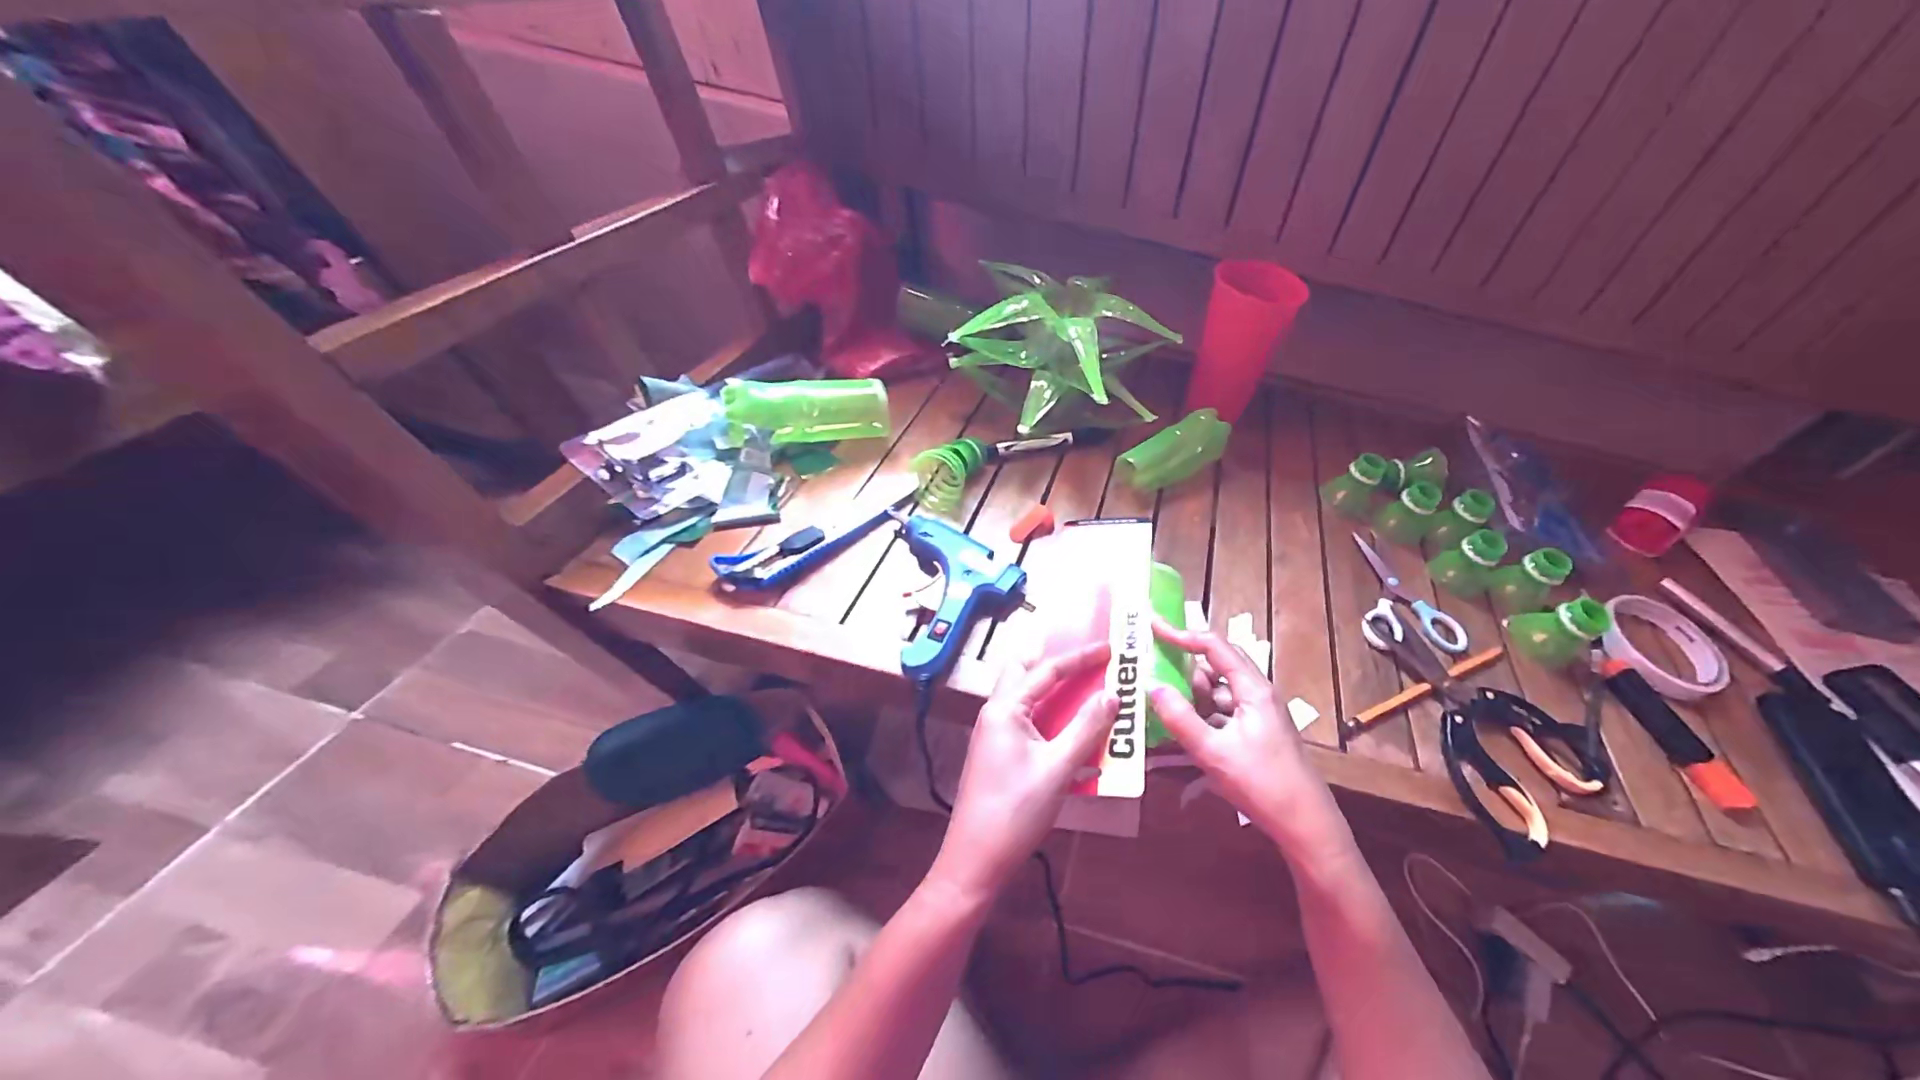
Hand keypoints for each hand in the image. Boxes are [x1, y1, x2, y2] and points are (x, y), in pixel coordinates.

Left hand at [928, 642, 1117, 903]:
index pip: (1046, 670)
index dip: (1080, 657)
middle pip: (1024, 672)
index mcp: (1005, 709)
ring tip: (1086, 688)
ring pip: (1026, 698)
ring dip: (1054, 690)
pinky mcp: (999, 754)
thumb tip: (1112, 695)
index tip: (1110, 648)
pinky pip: (1027, 722)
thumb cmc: (1015, 811)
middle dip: (1054, 661)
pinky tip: (1074, 732)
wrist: (977, 859)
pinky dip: (1051, 718)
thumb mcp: (1058, 768)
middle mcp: (995, 713)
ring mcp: (994, 734)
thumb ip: (1086, 728)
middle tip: (1086, 660)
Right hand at [1147, 620, 1346, 858]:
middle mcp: (1256, 694)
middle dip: (1183, 664)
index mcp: (1252, 689)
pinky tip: (1180, 727)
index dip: (1181, 633)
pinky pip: (1221, 711)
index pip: (1213, 646)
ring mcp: (1257, 714)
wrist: (1306, 824)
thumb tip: (1152, 686)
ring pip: (1217, 690)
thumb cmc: (1262, 783)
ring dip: (1190, 692)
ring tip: (1159, 699)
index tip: (1152, 625)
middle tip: (1151, 666)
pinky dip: (1199, 713)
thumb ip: (1179, 718)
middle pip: (1216, 664)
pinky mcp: (1255, 733)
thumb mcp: (1212, 751)